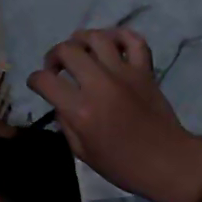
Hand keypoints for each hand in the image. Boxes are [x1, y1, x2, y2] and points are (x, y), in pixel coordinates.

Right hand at [26, 29, 201, 201]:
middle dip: (54, 55)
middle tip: (56, 67)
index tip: (37, 84)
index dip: (35, 80)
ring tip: (79, 49)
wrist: (166, 161)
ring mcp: (125, 73)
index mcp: (81, 110)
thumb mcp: (83, 152)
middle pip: (68, 50)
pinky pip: (134, 40)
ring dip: (81, 39)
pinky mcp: (145, 70)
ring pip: (98, 38)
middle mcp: (100, 84)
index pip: (45, 81)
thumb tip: (60, 103)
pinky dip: (120, 36)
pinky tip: (111, 44)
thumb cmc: (123, 165)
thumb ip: (66, 124)